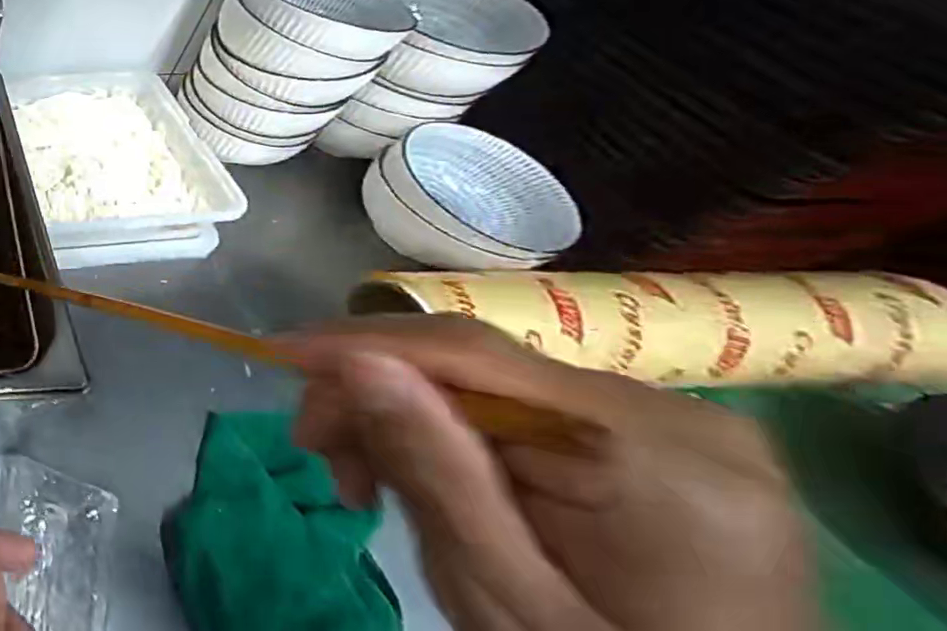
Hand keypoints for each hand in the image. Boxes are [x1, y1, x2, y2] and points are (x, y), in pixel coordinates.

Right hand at [284, 315, 814, 630]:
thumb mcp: (508, 602)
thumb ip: (436, 474)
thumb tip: (355, 360)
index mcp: (656, 452)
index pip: (474, 355)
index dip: (364, 343)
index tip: (279, 353)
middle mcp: (667, 412)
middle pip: (473, 369)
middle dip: (378, 398)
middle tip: (316, 449)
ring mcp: (660, 423)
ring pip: (482, 386)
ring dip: (405, 422)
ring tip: (358, 481)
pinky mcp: (638, 440)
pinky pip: (512, 413)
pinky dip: (450, 438)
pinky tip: (418, 478)